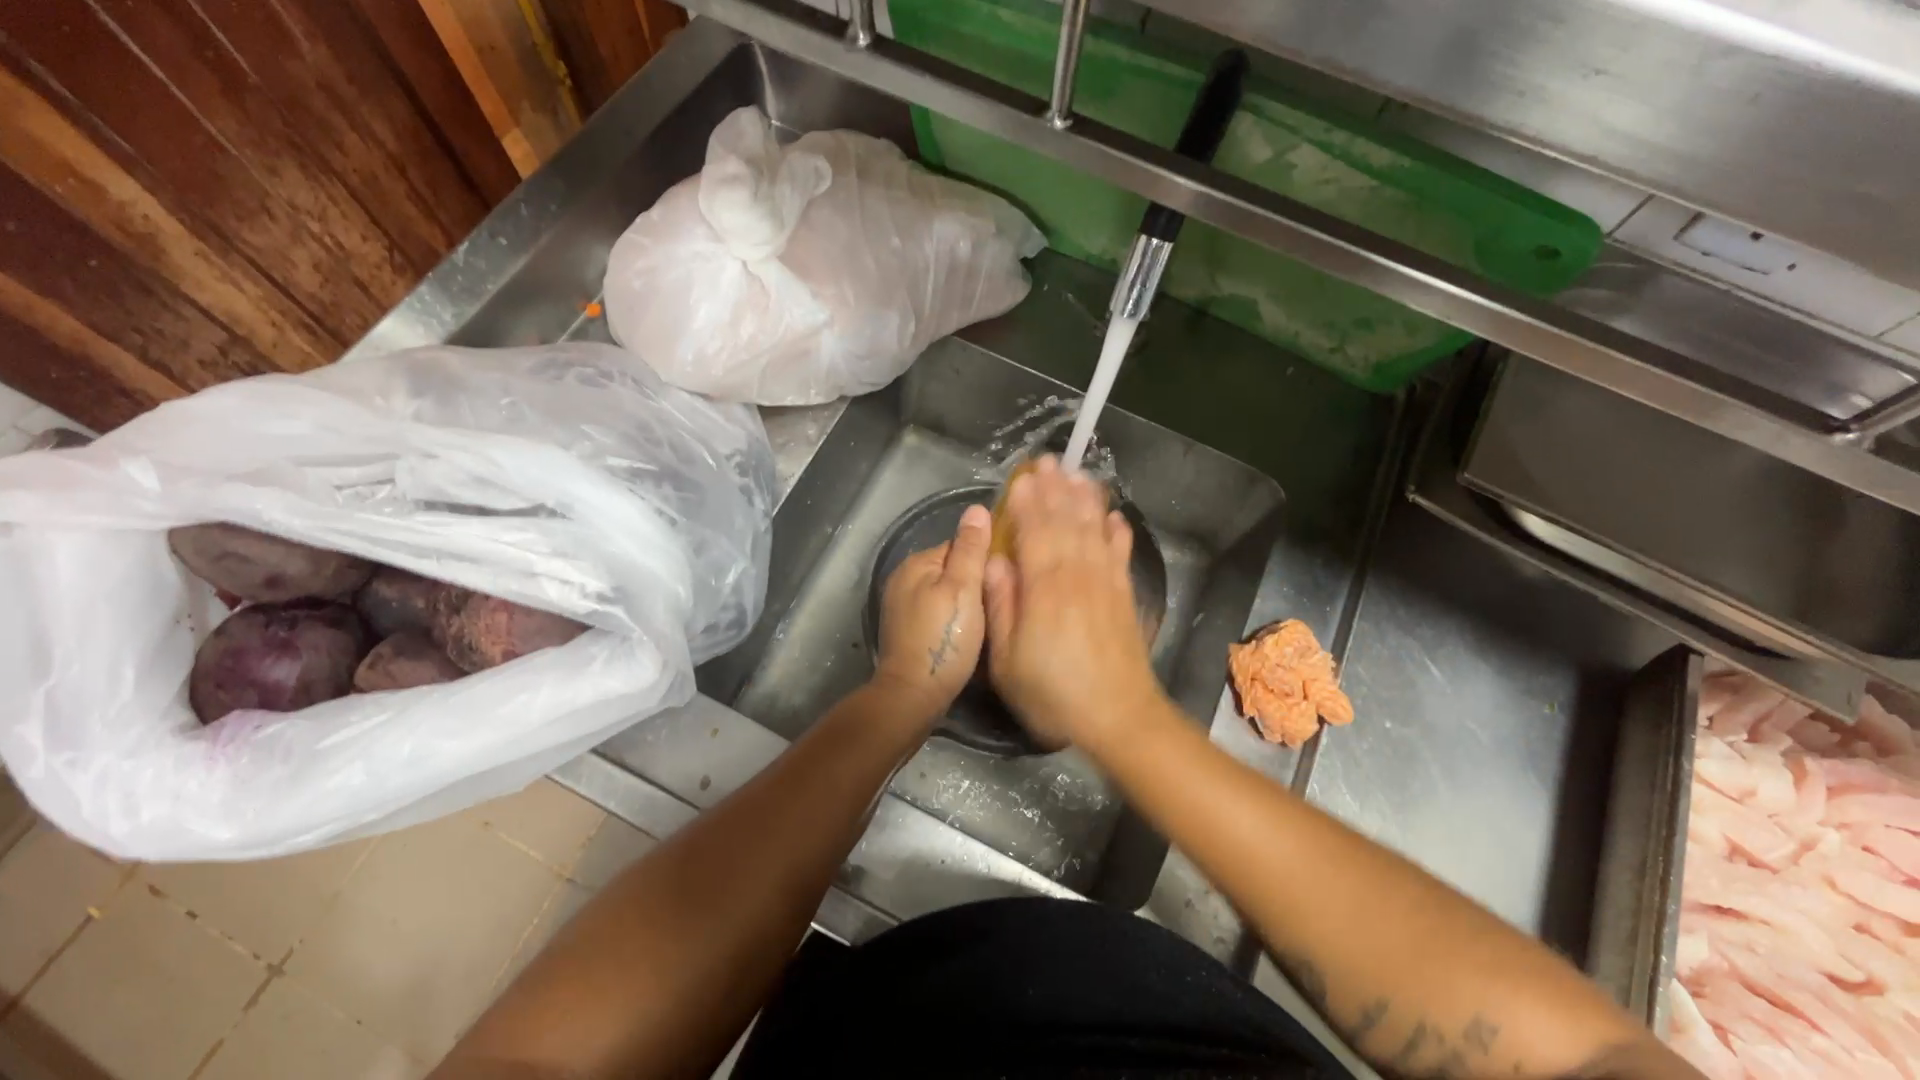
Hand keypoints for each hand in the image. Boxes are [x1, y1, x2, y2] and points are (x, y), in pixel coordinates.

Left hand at [872, 503, 991, 720]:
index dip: (985, 560)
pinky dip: (953, 622)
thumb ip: (971, 550)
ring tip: (989, 622)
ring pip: (947, 595)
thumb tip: (977, 509)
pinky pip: (938, 615)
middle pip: (952, 571)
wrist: (913, 695)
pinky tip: (968, 637)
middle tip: (1000, 604)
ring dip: (966, 605)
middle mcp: (904, 580)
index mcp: (916, 563)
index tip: (1006, 578)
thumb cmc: (943, 639)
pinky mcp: (907, 632)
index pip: (960, 546)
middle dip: (975, 584)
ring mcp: (902, 608)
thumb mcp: (963, 589)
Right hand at [984, 456, 1163, 748]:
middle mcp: (1077, 576)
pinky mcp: (1125, 597)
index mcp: (1044, 589)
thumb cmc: (1053, 693)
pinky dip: (1116, 532)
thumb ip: (1000, 607)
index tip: (1019, 478)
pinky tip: (1113, 516)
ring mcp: (1105, 584)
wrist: (1119, 717)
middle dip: (1055, 489)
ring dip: (1084, 500)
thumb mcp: (1008, 660)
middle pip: (1065, 522)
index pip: (1033, 533)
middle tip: (1047, 461)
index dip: (1026, 504)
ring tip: (1077, 473)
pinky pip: (1120, 554)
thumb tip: (994, 563)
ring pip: (1094, 530)